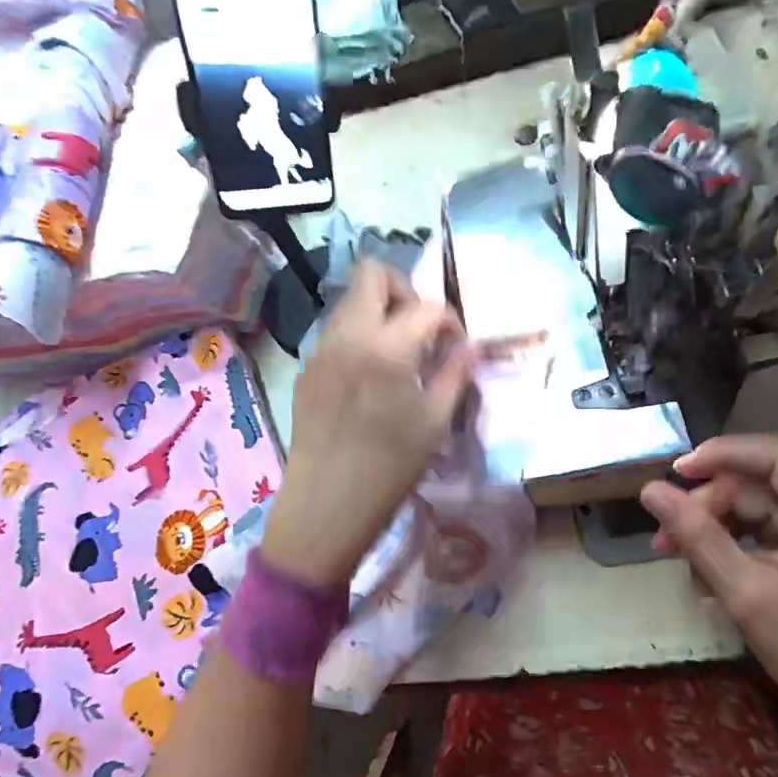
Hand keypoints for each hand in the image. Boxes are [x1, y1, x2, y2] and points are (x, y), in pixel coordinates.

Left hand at [262, 262, 473, 585]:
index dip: (450, 322)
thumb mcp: (434, 422)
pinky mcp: (307, 369)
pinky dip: (358, 339)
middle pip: (373, 274)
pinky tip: (368, 379)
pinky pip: (334, 333)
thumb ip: (454, 374)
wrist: (327, 502)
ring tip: (396, 355)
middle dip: (405, 291)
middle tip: (419, 330)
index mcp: (387, 345)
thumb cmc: (390, 467)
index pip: (427, 306)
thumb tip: (470, 347)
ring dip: (378, 313)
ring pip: (350, 302)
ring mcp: (321, 349)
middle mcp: (348, 334)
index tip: (456, 347)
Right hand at [639, 435, 777, 728]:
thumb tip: (650, 492)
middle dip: (709, 505)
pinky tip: (705, 575)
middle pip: (761, 486)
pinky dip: (733, 549)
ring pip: (759, 511)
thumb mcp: (746, 593)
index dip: (723, 453)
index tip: (676, 472)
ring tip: (677, 558)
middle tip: (665, 538)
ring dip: (714, 529)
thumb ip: (697, 537)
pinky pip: (766, 536)